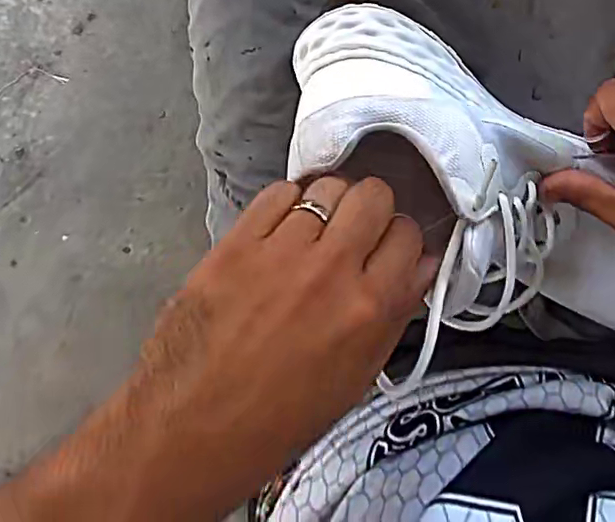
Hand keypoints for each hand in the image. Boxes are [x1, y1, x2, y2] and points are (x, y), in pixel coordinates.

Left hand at [129, 178, 437, 515]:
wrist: (192, 427)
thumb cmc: (276, 413)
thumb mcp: (355, 377)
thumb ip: (396, 313)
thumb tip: (422, 264)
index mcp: (366, 310)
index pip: (408, 235)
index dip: (401, 238)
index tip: (389, 243)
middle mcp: (329, 272)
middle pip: (374, 195)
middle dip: (371, 207)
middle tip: (356, 226)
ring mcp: (281, 252)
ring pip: (328, 186)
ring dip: (328, 202)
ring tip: (315, 227)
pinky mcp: (239, 241)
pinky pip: (279, 191)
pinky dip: (286, 202)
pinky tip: (281, 226)